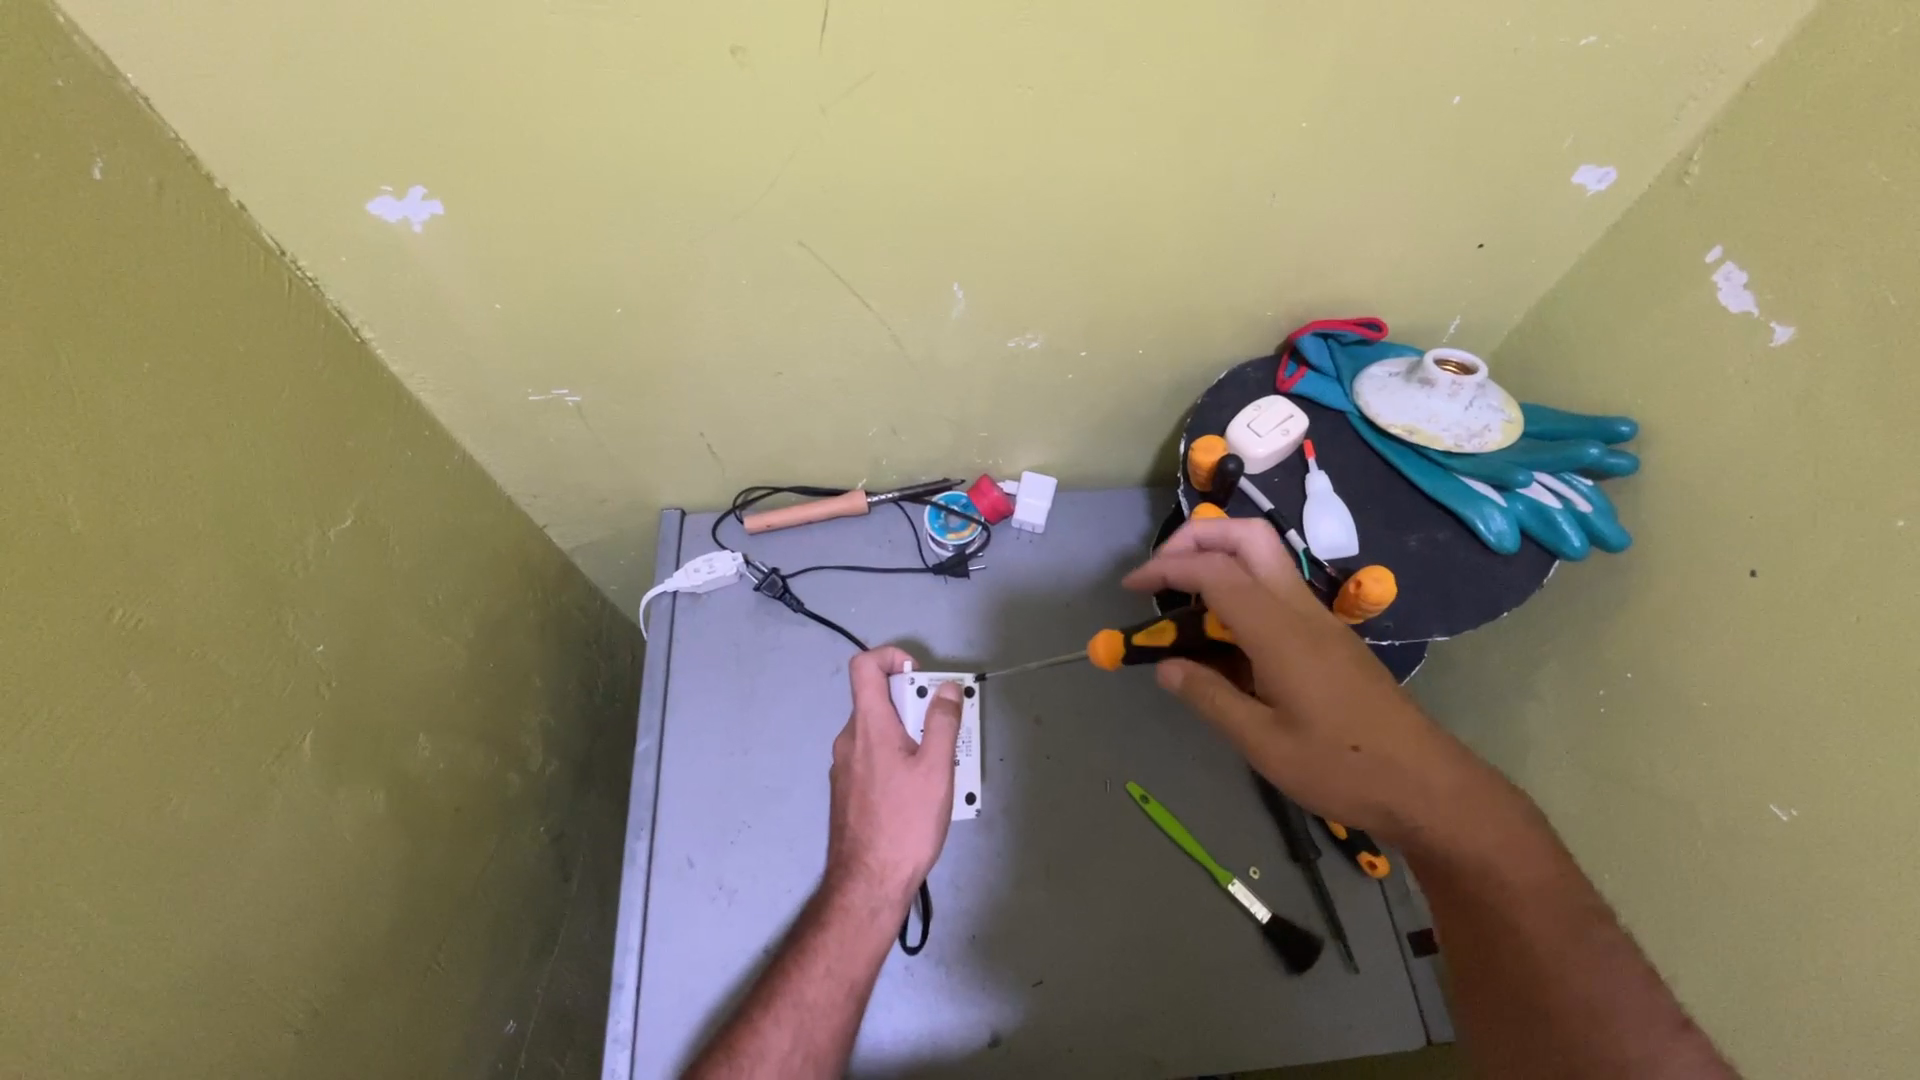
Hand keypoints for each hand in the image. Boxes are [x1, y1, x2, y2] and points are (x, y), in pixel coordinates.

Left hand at [823, 647, 962, 912]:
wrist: (867, 884)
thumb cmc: (904, 823)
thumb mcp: (936, 769)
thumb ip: (942, 722)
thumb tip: (946, 687)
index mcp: (868, 726)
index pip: (864, 667)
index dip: (890, 657)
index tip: (919, 675)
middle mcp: (849, 740)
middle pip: (879, 702)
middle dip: (914, 707)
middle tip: (944, 734)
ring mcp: (844, 767)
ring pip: (879, 733)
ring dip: (909, 737)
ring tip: (939, 770)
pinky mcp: (847, 791)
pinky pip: (874, 758)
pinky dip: (897, 759)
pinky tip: (919, 793)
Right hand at [1121, 518, 1500, 848]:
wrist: (1428, 784)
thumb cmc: (1343, 768)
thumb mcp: (1263, 744)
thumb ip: (1209, 698)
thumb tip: (1166, 667)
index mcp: (1279, 631)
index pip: (1215, 572)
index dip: (1166, 568)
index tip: (1132, 588)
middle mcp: (1300, 610)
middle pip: (1249, 537)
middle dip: (1197, 538)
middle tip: (1161, 572)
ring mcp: (1319, 619)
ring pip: (1265, 557)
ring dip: (1218, 558)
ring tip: (1182, 600)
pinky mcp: (1328, 635)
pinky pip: (1276, 588)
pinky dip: (1238, 587)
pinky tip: (1221, 633)